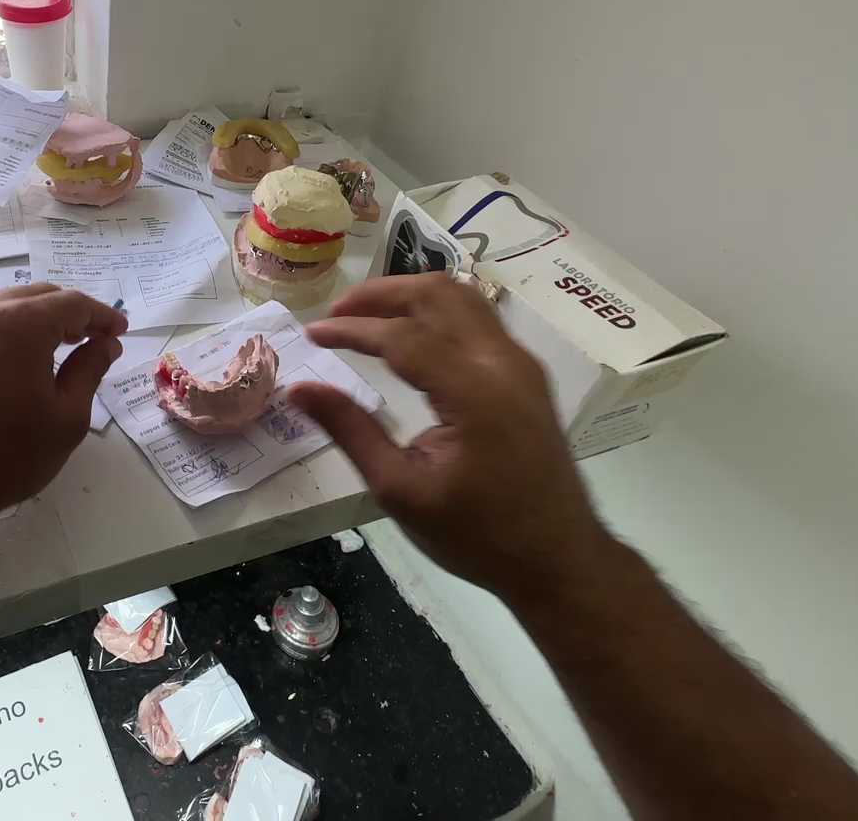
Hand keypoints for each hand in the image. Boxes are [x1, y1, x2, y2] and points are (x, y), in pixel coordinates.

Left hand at [0, 284, 127, 532]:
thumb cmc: (8, 456)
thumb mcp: (67, 416)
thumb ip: (90, 369)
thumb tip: (106, 343)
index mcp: (20, 324)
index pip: (73, 303)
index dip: (102, 316)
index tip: (120, 332)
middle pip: (42, 295)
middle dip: (74, 313)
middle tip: (97, 339)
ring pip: (14, 301)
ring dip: (44, 316)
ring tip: (67, 345)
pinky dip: (16, 325)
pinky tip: (29, 354)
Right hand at [287, 273, 611, 601]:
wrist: (559, 562)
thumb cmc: (476, 535)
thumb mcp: (399, 489)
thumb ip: (349, 429)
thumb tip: (298, 388)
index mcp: (475, 394)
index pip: (402, 337)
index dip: (351, 330)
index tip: (311, 335)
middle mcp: (504, 364)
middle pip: (438, 295)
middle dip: (380, 294)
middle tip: (336, 313)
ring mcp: (521, 365)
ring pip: (462, 298)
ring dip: (409, 296)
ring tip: (365, 315)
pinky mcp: (525, 374)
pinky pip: (477, 319)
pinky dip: (434, 312)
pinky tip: (407, 331)